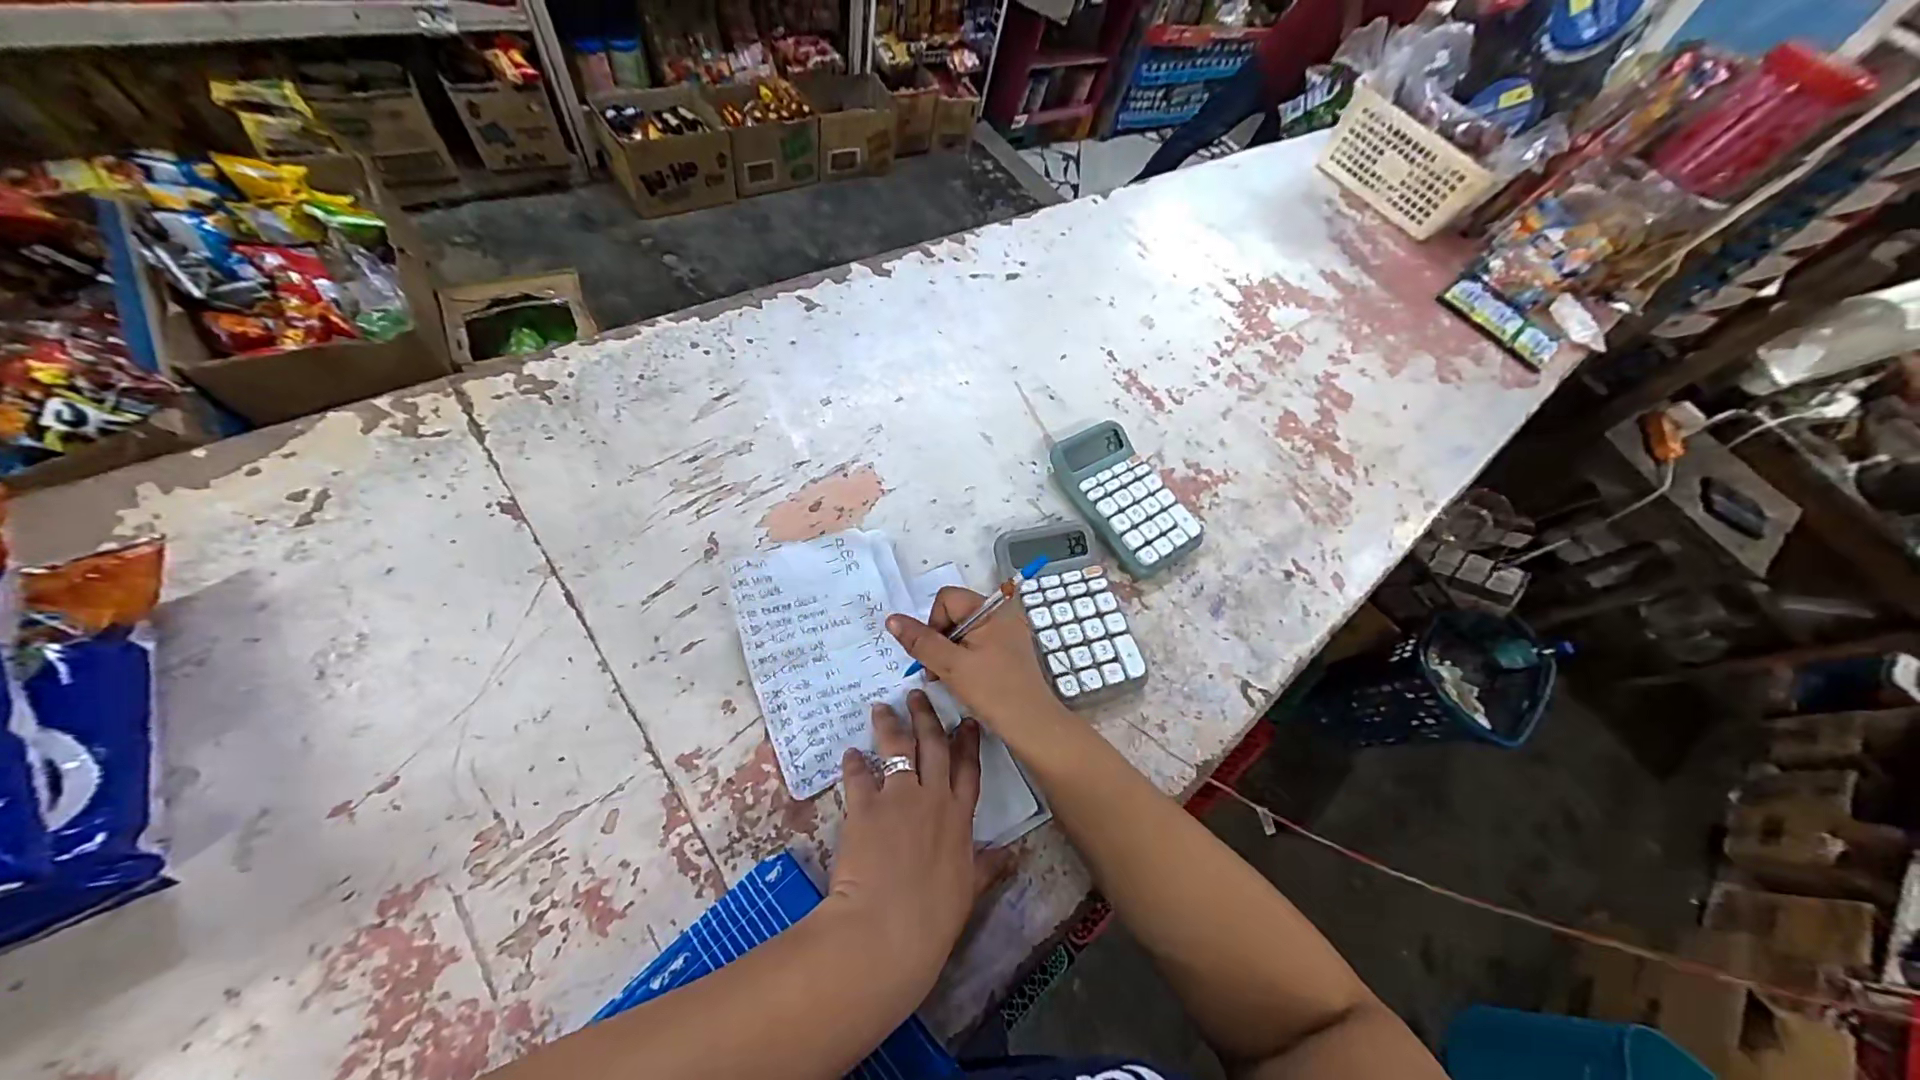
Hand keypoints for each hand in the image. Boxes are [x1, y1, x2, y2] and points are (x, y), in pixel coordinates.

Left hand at [828, 692, 1009, 991]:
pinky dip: (854, 763)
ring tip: (881, 707)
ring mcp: (899, 797)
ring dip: (890, 725)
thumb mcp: (969, 890)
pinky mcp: (866, 806)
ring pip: (897, 748)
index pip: (968, 769)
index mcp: (960, 818)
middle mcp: (933, 798)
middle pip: (933, 746)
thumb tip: (1012, 855)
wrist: (889, 927)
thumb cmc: (934, 916)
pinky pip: (860, 775)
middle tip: (918, 693)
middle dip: (927, 717)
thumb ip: (988, 866)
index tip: (966, 721)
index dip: (968, 743)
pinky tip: (850, 753)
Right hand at [886, 587, 1074, 745]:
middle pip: (954, 613)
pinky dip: (965, 659)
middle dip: (940, 640)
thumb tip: (893, 620)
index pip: (946, 599)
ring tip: (951, 679)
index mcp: (991, 609)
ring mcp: (1008, 632)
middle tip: (939, 671)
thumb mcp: (950, 666)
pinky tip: (967, 681)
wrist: (1032, 724)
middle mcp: (1002, 613)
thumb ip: (920, 641)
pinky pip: (978, 644)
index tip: (935, 654)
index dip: (933, 624)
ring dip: (950, 653)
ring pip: (963, 631)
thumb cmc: (993, 692)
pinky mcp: (1009, 650)